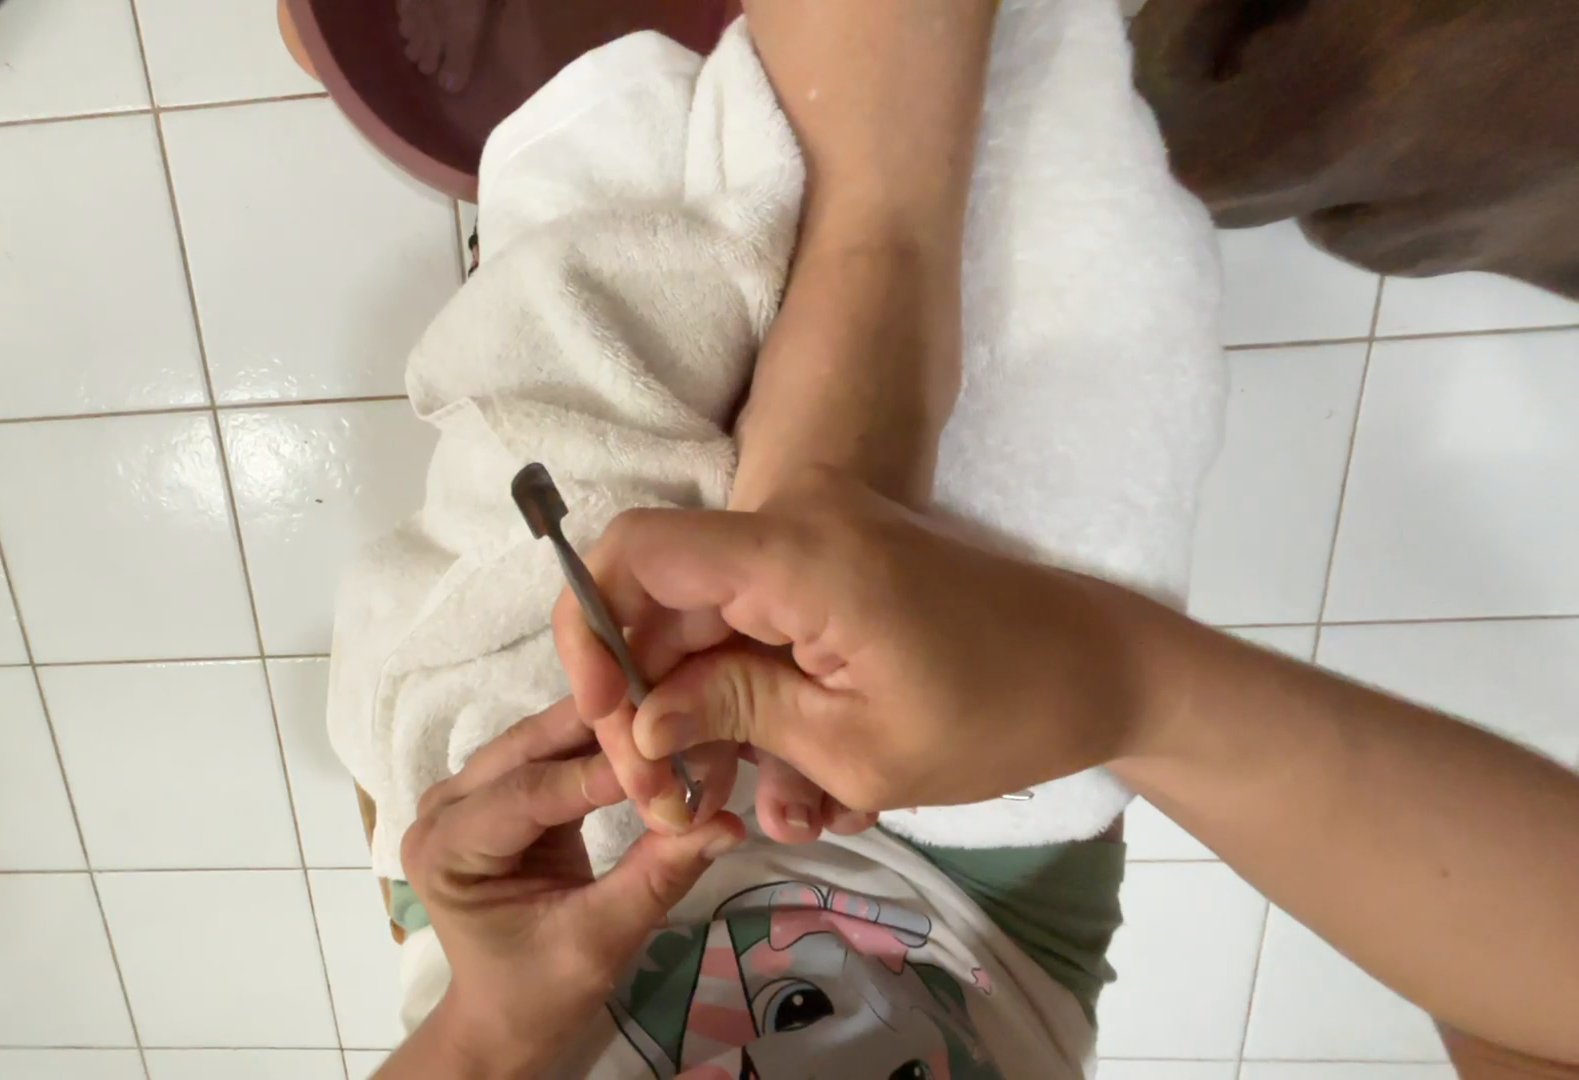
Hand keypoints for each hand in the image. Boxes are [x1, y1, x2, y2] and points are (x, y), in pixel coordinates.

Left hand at [396, 700, 743, 1077]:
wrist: (506, 1013)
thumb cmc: (540, 992)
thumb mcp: (599, 942)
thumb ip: (656, 877)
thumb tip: (727, 822)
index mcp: (445, 850)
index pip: (526, 793)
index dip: (596, 772)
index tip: (666, 758)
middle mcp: (444, 806)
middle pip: (527, 748)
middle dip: (599, 729)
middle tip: (671, 714)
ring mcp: (467, 790)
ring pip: (540, 738)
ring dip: (601, 726)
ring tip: (663, 717)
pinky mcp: (498, 786)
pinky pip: (550, 750)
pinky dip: (596, 743)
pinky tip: (641, 734)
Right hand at [554, 473, 1158, 813]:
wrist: (1097, 665)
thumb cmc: (995, 712)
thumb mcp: (856, 745)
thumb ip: (732, 714)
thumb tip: (638, 720)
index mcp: (793, 553)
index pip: (637, 549)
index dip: (589, 624)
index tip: (605, 714)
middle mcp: (784, 527)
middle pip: (657, 602)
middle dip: (642, 701)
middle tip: (665, 796)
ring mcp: (798, 547)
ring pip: (696, 626)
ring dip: (691, 711)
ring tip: (717, 803)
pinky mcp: (814, 573)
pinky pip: (742, 629)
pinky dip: (734, 696)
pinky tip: (770, 776)